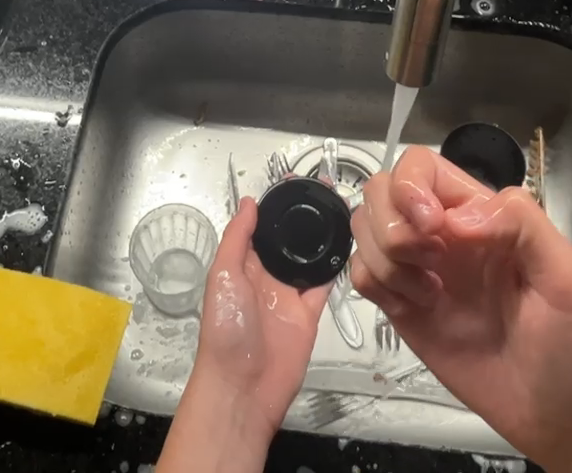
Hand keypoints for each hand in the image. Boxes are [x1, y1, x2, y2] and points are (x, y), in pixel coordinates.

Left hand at [157, 197, 327, 472]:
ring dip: (321, 236)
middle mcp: (267, 275)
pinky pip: (324, 285)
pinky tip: (347, 246)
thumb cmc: (225, 331)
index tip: (293, 183)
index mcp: (243, 264)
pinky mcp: (309, 314)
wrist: (243, 388)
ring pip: (309, 258)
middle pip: (288, 239)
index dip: (276, 205)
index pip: (261, 227)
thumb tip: (249, 202)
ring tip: (338, 208)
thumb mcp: (223, 276)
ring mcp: (288, 294)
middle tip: (323, 190)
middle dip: (302, 216)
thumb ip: (237, 238)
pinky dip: (335, 268)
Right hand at [350, 147, 571, 472]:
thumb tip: (456, 220)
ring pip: (365, 228)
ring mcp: (418, 270)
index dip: (410, 185)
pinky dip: (374, 284)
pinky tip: (414, 308)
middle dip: (390, 222)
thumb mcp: (565, 273)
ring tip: (427, 292)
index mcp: (478, 213)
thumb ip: (521, 224)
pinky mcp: (402, 309)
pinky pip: (361, 275)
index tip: (432, 228)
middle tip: (428, 262)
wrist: (564, 416)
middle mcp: (441, 232)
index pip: (420, 166)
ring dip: (384, 256)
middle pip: (381, 190)